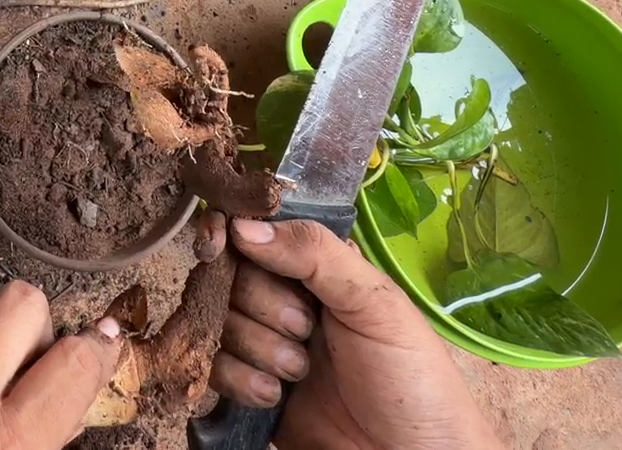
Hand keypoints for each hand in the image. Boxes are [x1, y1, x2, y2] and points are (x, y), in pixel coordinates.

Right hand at [208, 216, 500, 449]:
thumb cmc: (410, 376)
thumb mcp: (375, 302)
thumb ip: (314, 253)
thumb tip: (240, 226)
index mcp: (307, 267)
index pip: (250, 230)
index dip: (225, 231)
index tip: (217, 241)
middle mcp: (277, 297)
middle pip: (227, 274)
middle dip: (261, 304)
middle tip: (304, 330)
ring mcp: (258, 341)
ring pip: (217, 318)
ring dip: (256, 346)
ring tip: (299, 372)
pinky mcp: (244, 385)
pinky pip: (211, 364)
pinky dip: (238, 378)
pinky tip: (273, 395)